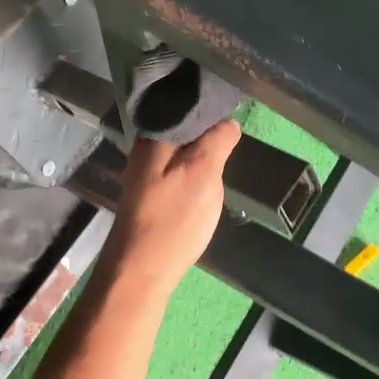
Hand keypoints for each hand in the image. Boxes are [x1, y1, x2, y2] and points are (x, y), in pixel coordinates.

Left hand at [107, 121, 241, 293]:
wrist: (141, 272)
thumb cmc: (174, 218)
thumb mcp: (204, 172)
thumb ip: (218, 140)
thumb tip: (229, 122)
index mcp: (154, 136)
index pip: (187, 106)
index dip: (213, 109)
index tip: (237, 114)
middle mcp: (144, 150)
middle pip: (184, 129)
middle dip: (209, 133)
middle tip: (236, 142)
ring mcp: (145, 174)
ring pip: (182, 152)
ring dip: (203, 154)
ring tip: (226, 159)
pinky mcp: (150, 196)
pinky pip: (178, 171)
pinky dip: (195, 173)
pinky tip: (207, 184)